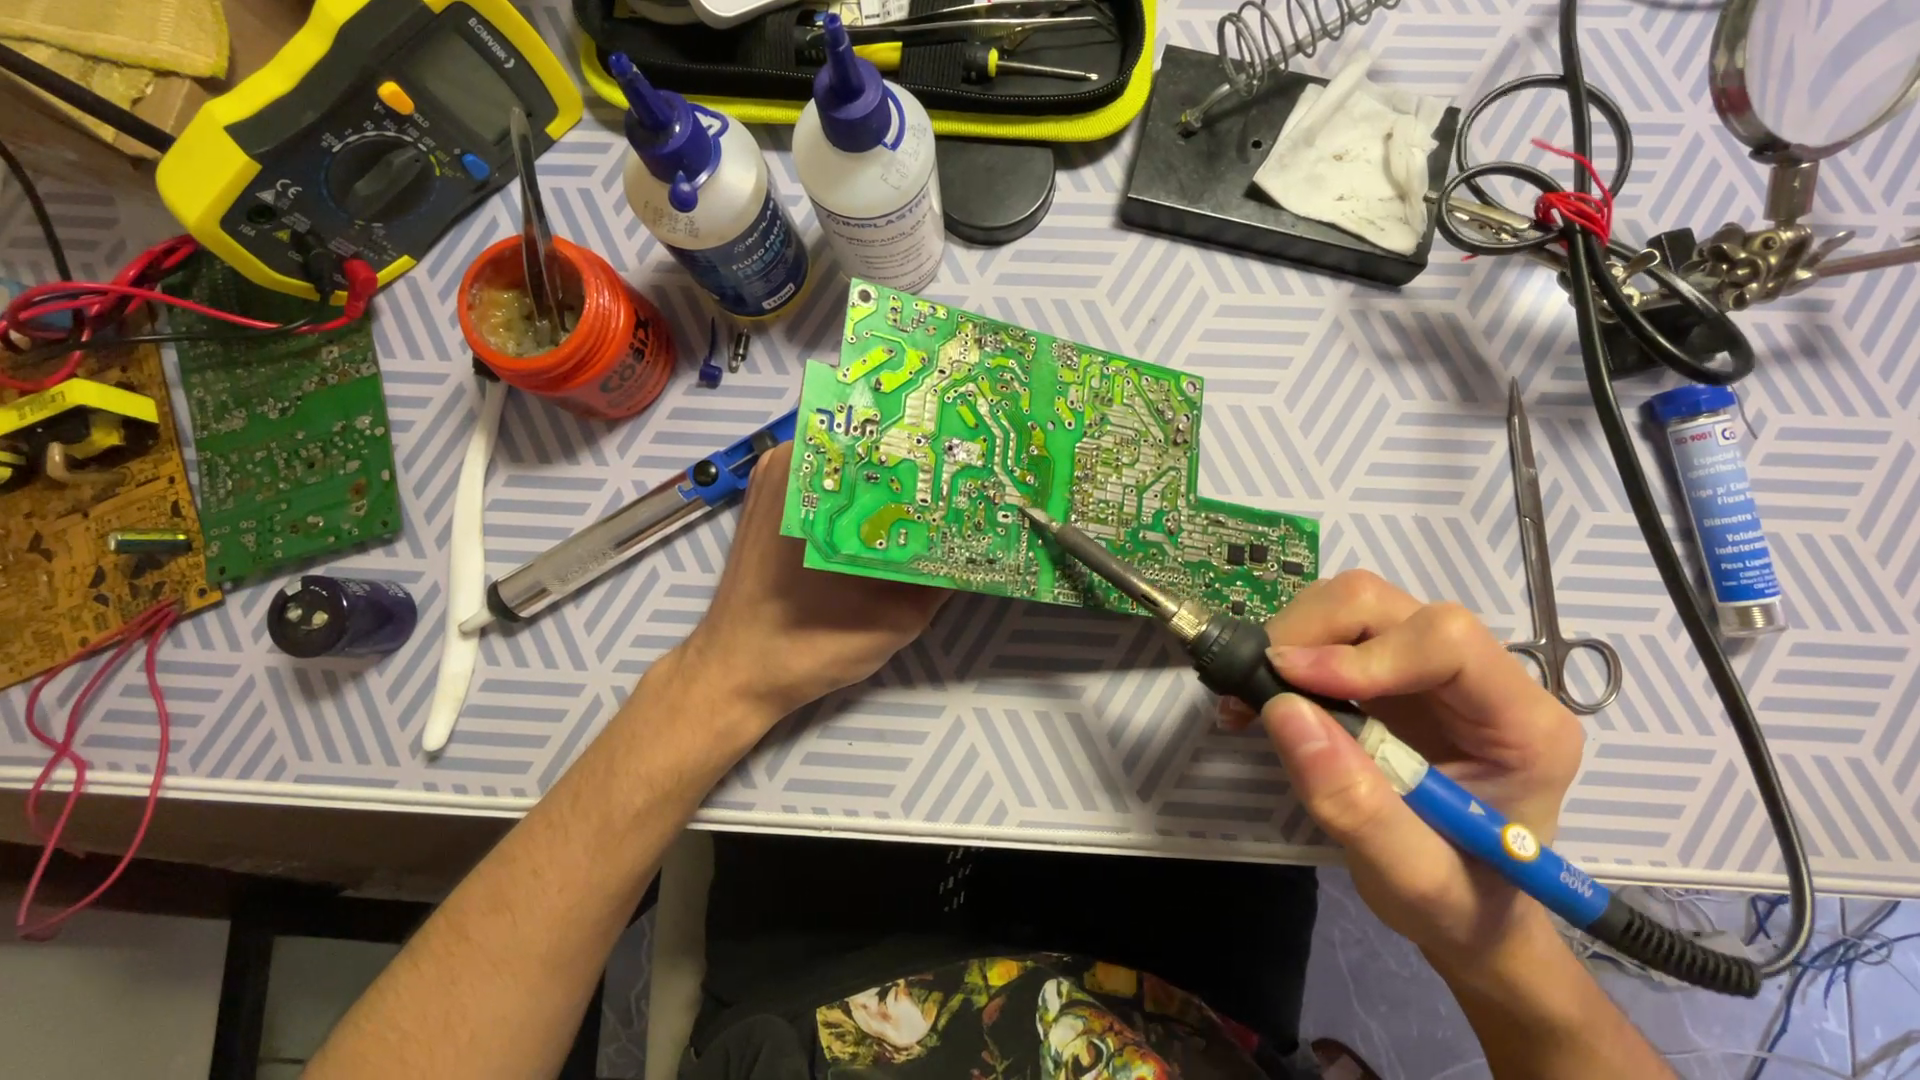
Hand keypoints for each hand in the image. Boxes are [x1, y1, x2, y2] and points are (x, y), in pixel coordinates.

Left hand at [675, 442, 948, 726]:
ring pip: (851, 462)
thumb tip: (985, 539)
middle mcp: (790, 462)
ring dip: (891, 477)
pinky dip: (862, 494)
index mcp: (816, 476)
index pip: (890, 436)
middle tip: (968, 475)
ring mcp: (776, 479)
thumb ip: (942, 574)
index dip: (936, 445)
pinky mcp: (771, 501)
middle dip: (918, 460)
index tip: (976, 456)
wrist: (737, 675)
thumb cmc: (810, 645)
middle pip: (870, 444)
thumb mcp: (895, 616)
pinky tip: (898, 515)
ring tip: (942, 491)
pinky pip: (830, 481)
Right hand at [1222, 570, 1584, 976]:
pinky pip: (1332, 634)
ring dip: (1292, 640)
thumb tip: (1282, 710)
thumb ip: (1356, 802)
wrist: (1465, 911)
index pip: (1445, 640)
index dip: (1362, 654)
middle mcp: (1480, 677)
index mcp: (1521, 723)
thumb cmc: (1458, 902)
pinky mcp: (1389, 673)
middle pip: (1385, 606)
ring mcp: (1431, 670)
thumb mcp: (1412, 878)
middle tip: (1256, 686)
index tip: (1289, 683)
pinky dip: (1286, 654)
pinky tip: (1260, 698)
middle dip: (1309, 634)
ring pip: (1353, 607)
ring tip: (1251, 699)